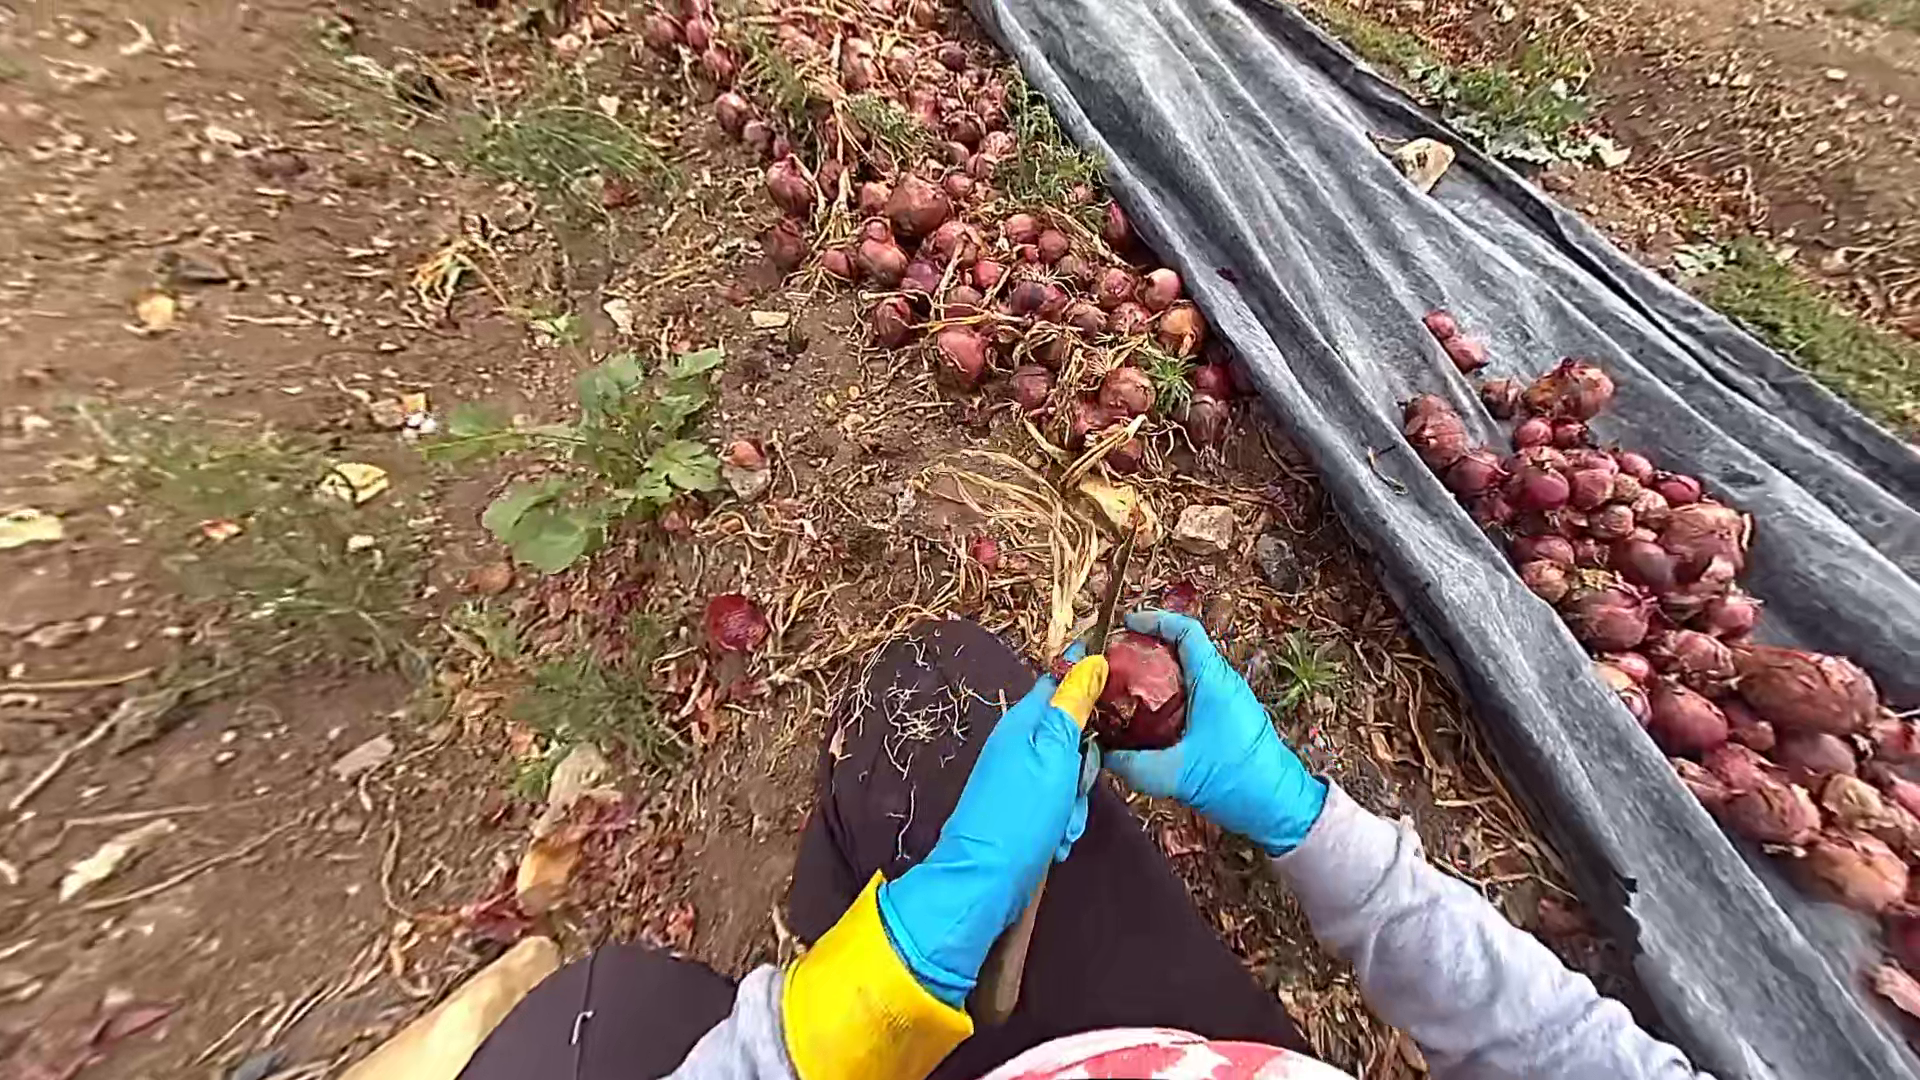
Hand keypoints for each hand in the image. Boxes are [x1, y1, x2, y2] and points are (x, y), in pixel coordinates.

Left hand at [876, 656, 1106, 1005]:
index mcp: (1023, 721)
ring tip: (1063, 822)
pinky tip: (1056, 839)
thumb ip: (1072, 706)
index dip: (1089, 686)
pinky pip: (1057, 801)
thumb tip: (1091, 660)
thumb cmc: (1021, 811)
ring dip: (1074, 799)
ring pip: (1069, 772)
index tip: (1115, 700)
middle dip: (1084, 763)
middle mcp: (1019, 743)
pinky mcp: (1023, 806)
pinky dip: (1063, 820)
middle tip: (1076, 784)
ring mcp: (1019, 775)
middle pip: (1070, 733)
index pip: (1060, 683)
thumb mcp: (1055, 752)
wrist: (984, 879)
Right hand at [1104, 611, 1326, 855]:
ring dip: (1157, 666)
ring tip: (1125, 678)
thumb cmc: (1239, 783)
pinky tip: (1147, 709)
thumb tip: (1101, 755)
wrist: (1284, 810)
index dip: (1155, 619)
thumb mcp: (1178, 776)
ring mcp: (1226, 698)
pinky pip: (1192, 687)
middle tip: (1117, 653)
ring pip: (1186, 666)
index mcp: (1214, 682)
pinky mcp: (1226, 715)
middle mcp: (1222, 682)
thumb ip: (1134, 766)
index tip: (1127, 623)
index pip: (1186, 630)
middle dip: (1147, 642)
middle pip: (1182, 645)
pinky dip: (1167, 688)